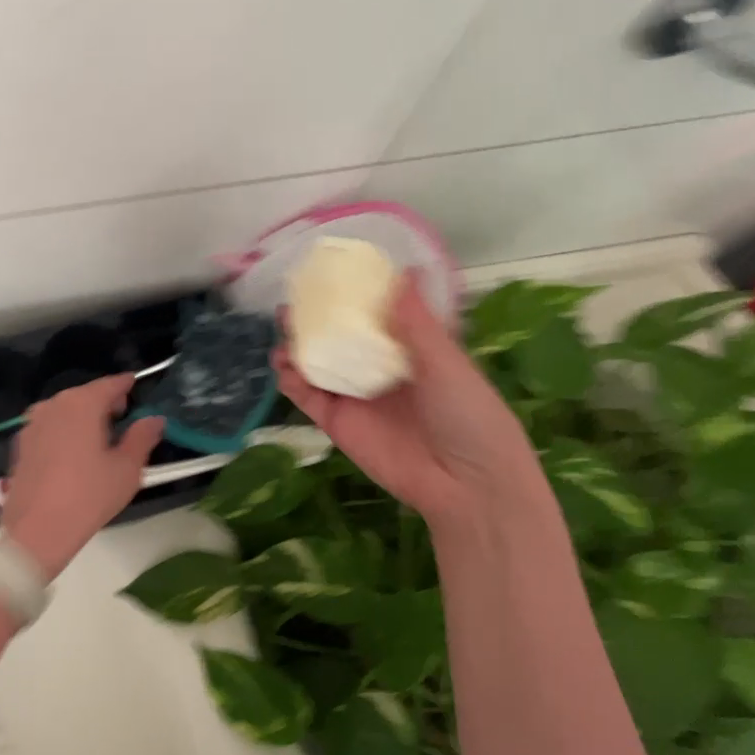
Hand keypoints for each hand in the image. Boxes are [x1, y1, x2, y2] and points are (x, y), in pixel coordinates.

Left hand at [2, 376, 165, 580]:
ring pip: (63, 410)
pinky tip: (72, 452)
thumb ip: (142, 437)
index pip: (108, 384)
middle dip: (103, 401)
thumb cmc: (88, 496)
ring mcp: (31, 424)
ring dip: (81, 416)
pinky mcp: (20, 444)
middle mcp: (52, 405)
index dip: (124, 385)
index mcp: (81, 404)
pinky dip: (63, 430)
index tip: (135, 385)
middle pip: (83, 395)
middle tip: (121, 415)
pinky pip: (48, 427)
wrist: (37, 529)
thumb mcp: (126, 469)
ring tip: (98, 436)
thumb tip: (154, 419)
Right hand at [275, 277, 545, 523]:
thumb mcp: (448, 363)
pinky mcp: (336, 423)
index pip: (375, 319)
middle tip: (293, 305)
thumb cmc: (470, 417)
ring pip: (316, 366)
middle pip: (338, 341)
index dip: (352, 299)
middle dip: (314, 323)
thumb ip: (417, 323)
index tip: (331, 277)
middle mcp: (378, 372)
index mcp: (411, 353)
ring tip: (283, 334)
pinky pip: (306, 398)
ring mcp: (355, 397)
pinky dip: (291, 381)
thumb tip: (404, 271)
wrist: (466, 483)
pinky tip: (283, 367)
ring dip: (297, 350)